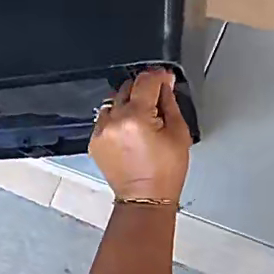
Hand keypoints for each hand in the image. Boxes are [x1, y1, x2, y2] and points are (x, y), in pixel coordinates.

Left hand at [89, 69, 190, 202]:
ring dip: (127, 103)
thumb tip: (165, 86)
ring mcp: (100, 131)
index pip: (145, 80)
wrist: (144, 198)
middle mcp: (113, 121)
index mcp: (136, 118)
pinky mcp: (94, 141)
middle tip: (157, 102)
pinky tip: (130, 131)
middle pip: (127, 87)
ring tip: (142, 119)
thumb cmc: (164, 173)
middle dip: (143, 89)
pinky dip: (116, 118)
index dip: (159, 76)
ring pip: (113, 101)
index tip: (166, 78)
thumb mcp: (179, 133)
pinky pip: (104, 118)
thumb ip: (170, 103)